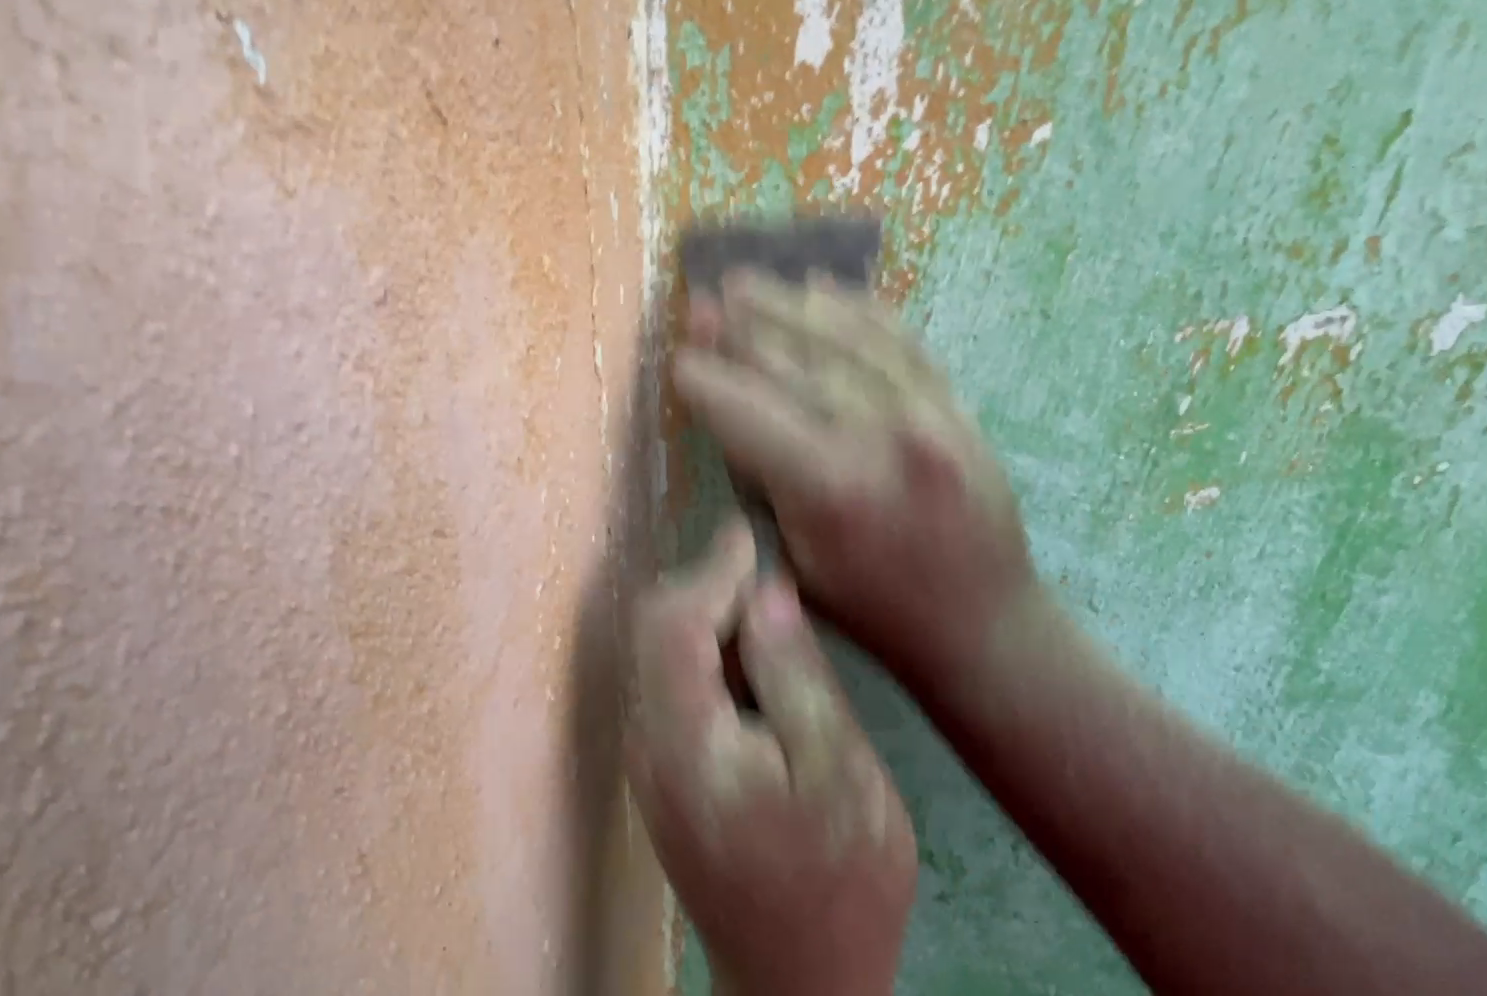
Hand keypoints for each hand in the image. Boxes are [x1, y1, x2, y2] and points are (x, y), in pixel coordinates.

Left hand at [625, 518, 916, 995]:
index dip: (711, 567)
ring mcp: (648, 762)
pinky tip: (752, 663)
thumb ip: (793, 672)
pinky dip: (704, 657)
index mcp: (682, 737)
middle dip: (705, 589)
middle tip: (765, 573)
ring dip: (705, 620)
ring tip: (765, 609)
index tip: (750, 535)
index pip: (672, 619)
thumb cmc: (840, 879)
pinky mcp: (663, 776)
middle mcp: (646, 742)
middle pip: (654, 632)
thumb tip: (763, 591)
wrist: (802, 978)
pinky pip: (671, 689)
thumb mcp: (838, 770)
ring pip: (659, 658)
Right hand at [675, 271, 1036, 694]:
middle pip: (793, 364)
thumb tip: (723, 409)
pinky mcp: (958, 408)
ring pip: (845, 340)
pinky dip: (859, 312)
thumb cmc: (869, 609)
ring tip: (748, 282)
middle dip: (740, 330)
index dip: (705, 382)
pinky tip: (824, 289)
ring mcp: (928, 414)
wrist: (982, 625)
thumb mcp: (792, 558)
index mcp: (830, 487)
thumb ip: (759, 479)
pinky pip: (902, 342)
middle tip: (703, 299)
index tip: (676, 358)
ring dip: (789, 307)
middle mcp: (881, 436)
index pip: (747, 412)